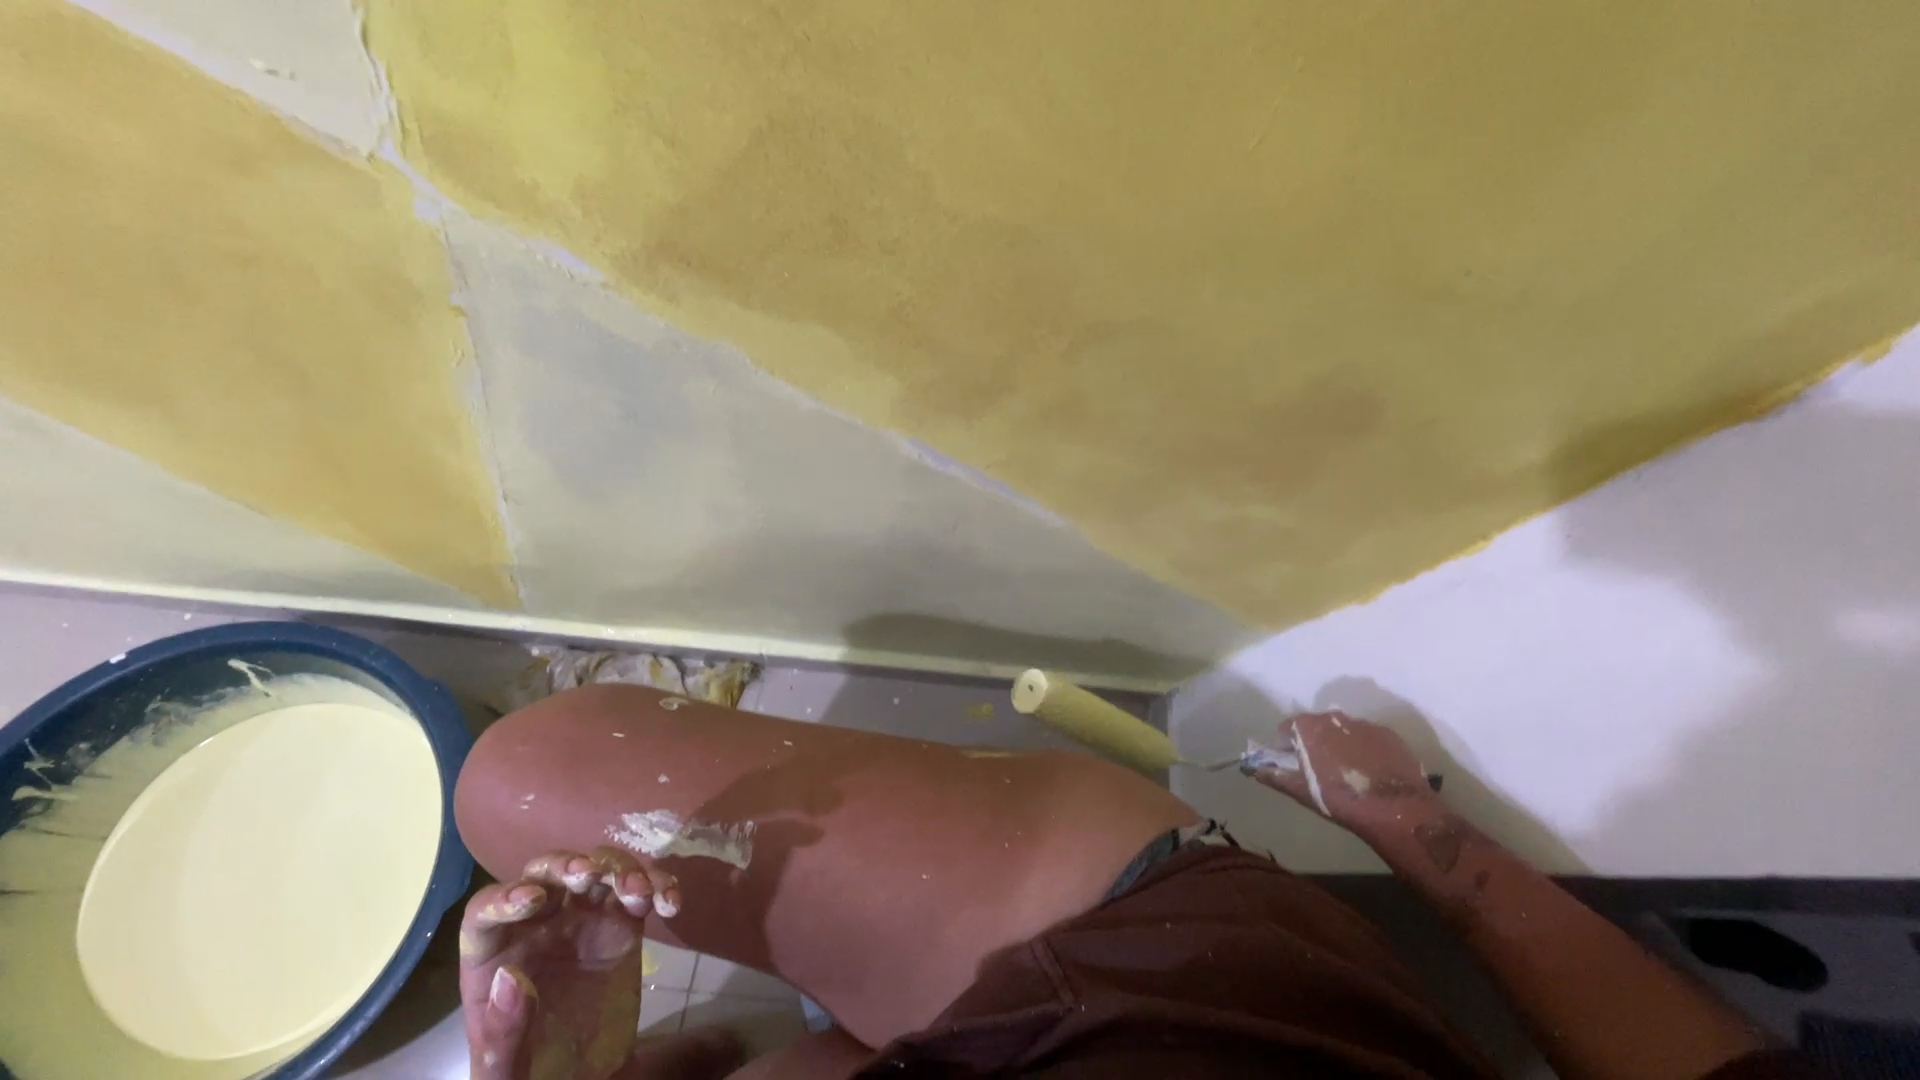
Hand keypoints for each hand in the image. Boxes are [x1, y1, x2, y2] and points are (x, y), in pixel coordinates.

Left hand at [459, 847, 679, 1079]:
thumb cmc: (533, 1076)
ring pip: (598, 869)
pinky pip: (642, 890)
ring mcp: (584, 918)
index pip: (487, 909)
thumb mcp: (505, 1073)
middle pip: (546, 873)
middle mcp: (538, 924)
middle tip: (589, 873)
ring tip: (639, 892)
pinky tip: (671, 904)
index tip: (531, 902)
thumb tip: (509, 978)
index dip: (504, 897)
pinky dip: (659, 886)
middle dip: (568, 864)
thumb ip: (503, 1033)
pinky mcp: (625, 924)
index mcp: (495, 953)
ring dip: (620, 868)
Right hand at [1252, 711, 1437, 836]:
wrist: (1396, 810)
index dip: (1286, 746)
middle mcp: (1335, 717)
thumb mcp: (1302, 791)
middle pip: (1316, 726)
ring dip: (1340, 745)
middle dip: (1314, 743)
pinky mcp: (1390, 735)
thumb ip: (1276, 776)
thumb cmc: (1340, 799)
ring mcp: (1365, 724)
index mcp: (1309, 726)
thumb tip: (1255, 770)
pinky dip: (1366, 750)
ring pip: (1344, 731)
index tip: (1293, 765)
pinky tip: (1371, 773)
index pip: (1288, 728)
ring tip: (1348, 773)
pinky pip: (1369, 738)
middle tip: (1320, 771)